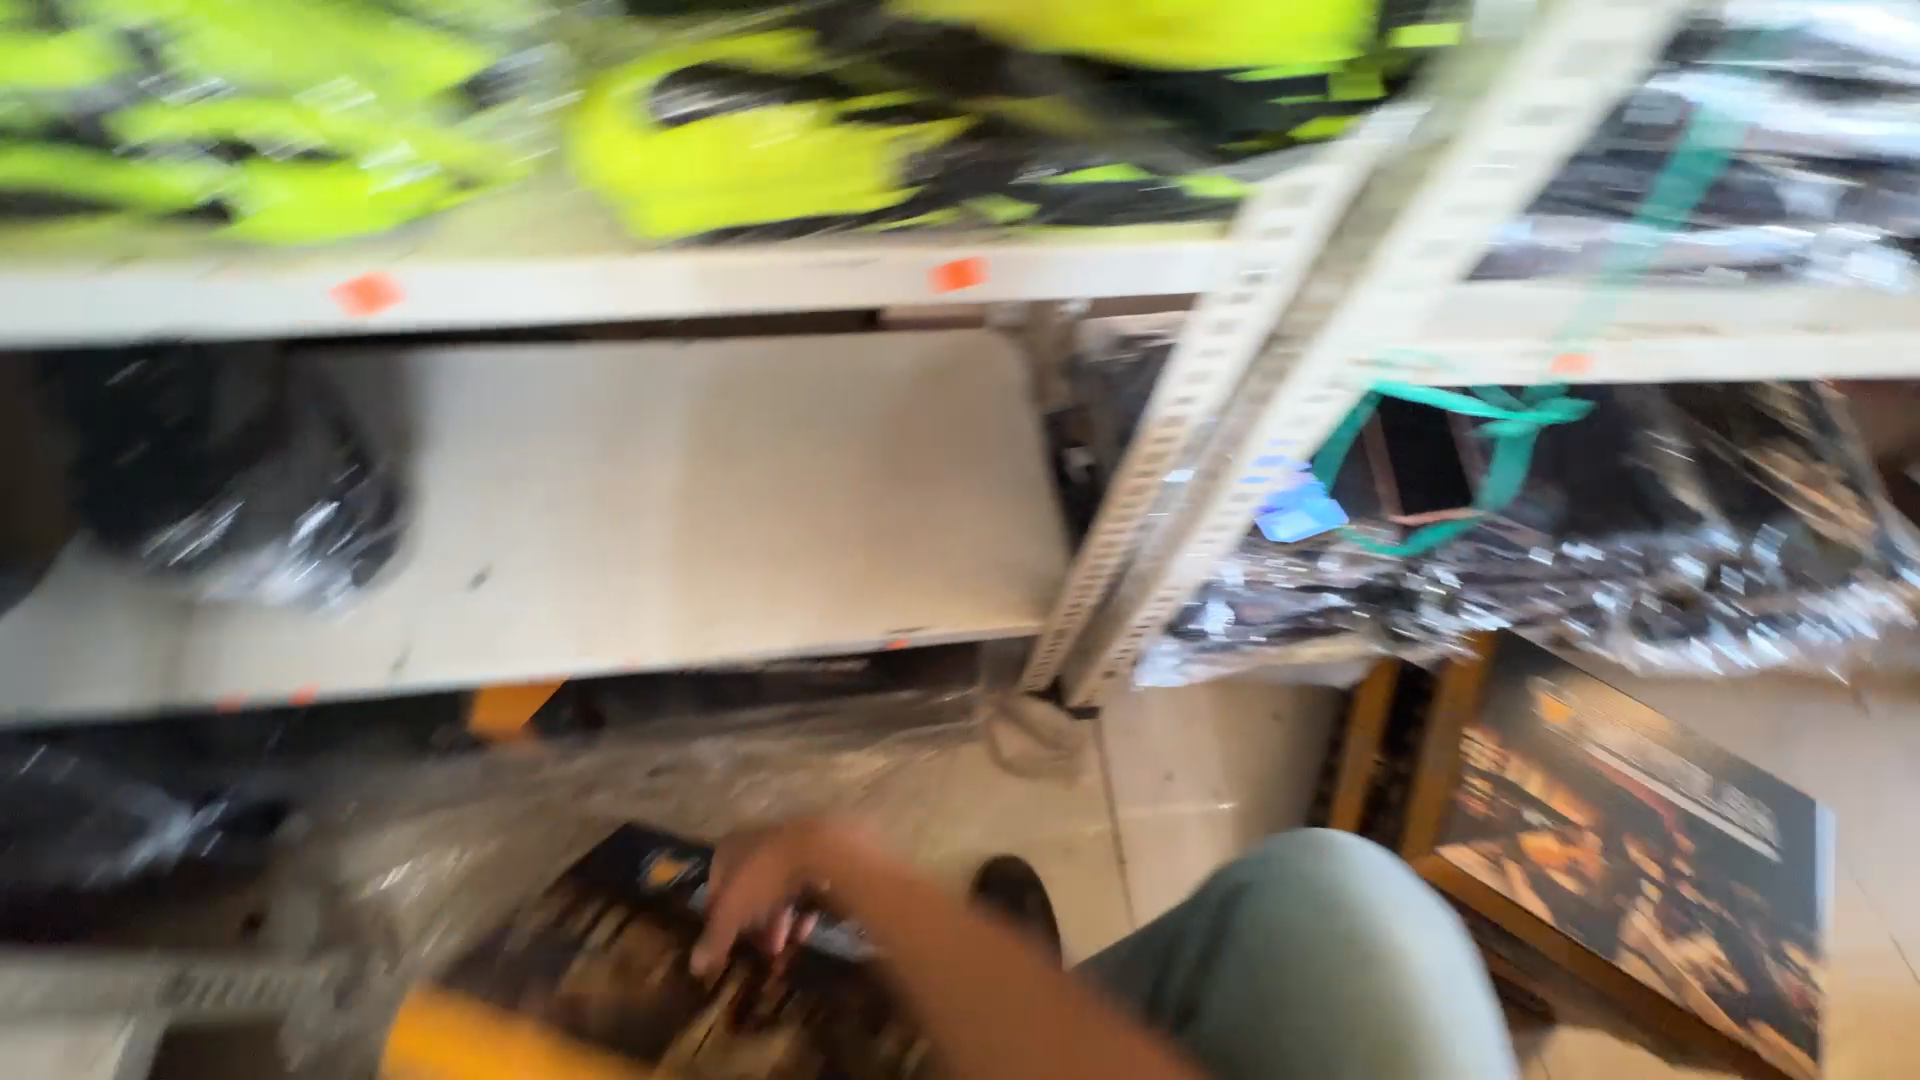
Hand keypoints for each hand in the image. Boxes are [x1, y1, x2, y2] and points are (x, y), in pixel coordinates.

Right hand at [690, 816, 877, 976]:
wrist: (819, 848)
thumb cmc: (764, 875)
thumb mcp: (733, 910)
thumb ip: (716, 938)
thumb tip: (694, 967)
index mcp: (729, 848)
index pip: (715, 887)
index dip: (717, 920)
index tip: (723, 947)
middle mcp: (756, 841)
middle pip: (748, 890)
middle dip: (752, 925)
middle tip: (758, 952)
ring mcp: (787, 846)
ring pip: (776, 890)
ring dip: (777, 923)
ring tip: (781, 950)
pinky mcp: (814, 855)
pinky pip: (803, 887)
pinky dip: (801, 911)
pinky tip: (803, 934)